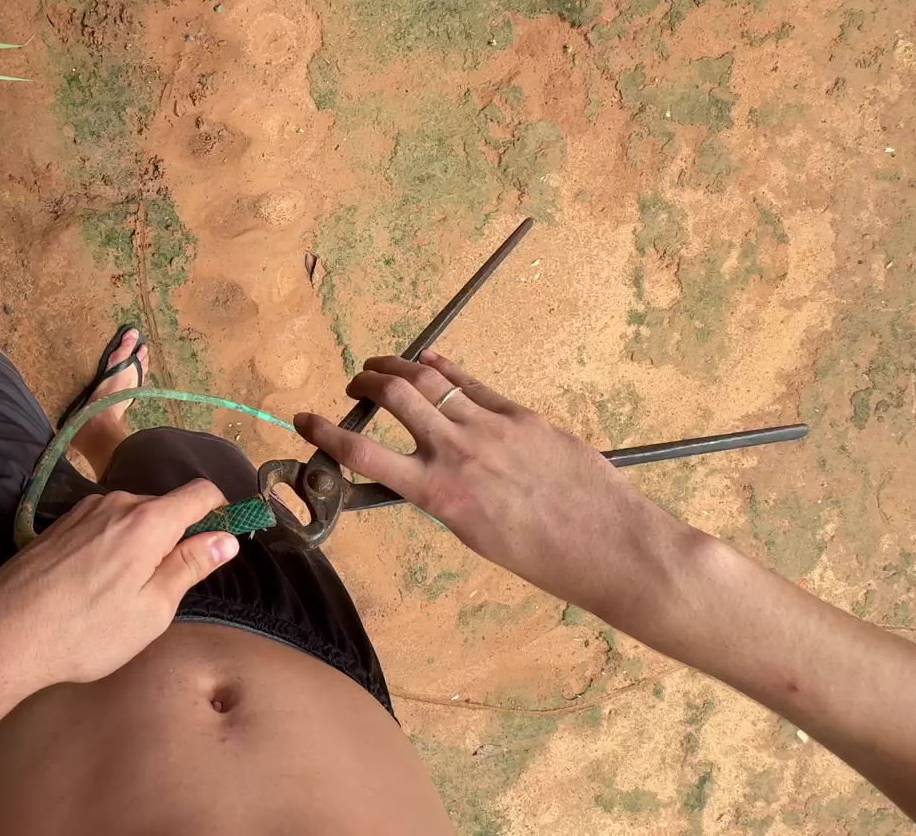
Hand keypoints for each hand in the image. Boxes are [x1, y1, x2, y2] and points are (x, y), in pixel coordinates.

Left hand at [0, 479, 241, 697]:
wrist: (3, 630)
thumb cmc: (86, 631)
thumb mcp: (152, 610)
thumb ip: (190, 567)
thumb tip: (226, 538)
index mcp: (148, 520)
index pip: (200, 493)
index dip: (220, 512)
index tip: (221, 543)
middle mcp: (118, 502)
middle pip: (166, 506)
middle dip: (177, 537)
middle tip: (165, 589)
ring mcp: (86, 509)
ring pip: (134, 516)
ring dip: (144, 543)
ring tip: (125, 594)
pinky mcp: (62, 522)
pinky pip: (106, 523)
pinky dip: (116, 545)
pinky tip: (95, 584)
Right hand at [294, 353, 689, 621]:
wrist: (614, 547)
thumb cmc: (541, 556)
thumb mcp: (471, 533)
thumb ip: (437, 494)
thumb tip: (414, 470)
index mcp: (440, 492)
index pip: (362, 454)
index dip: (323, 432)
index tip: (302, 419)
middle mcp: (457, 451)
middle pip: (393, 396)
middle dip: (364, 382)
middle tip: (355, 384)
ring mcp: (491, 426)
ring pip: (429, 379)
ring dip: (395, 368)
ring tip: (381, 367)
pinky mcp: (521, 415)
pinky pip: (471, 382)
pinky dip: (443, 367)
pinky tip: (428, 360)